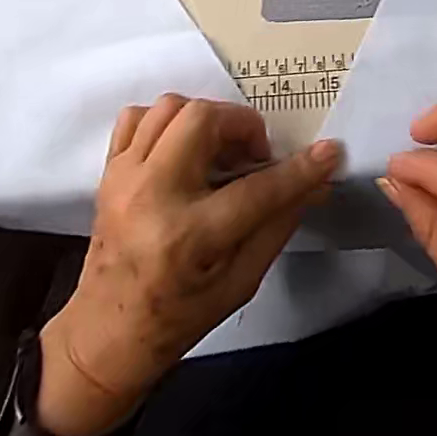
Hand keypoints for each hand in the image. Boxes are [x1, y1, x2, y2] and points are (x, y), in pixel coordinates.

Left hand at [37, 94, 342, 435]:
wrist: (108, 328)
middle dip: (242, 125)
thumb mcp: (240, 282)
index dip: (300, 168)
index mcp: (190, 234)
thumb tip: (313, 184)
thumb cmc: (179, 314)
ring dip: (205, 119)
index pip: (257, 189)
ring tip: (220, 150)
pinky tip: (182, 148)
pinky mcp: (110, 170)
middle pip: (202, 120)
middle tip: (255, 154)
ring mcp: (125, 176)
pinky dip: (165, 122)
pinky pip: (136, 117)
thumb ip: (277, 225)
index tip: (327, 153)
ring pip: (169, 107)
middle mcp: (153, 193)